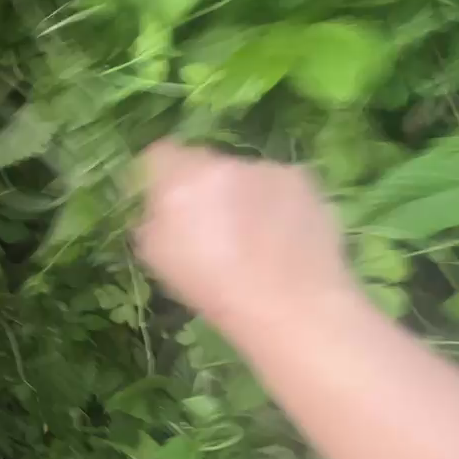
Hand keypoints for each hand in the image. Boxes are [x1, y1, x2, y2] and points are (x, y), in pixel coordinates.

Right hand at [135, 141, 361, 334]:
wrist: (289, 303)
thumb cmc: (208, 284)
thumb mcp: (154, 255)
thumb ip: (151, 219)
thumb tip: (159, 209)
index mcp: (181, 178)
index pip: (158, 154)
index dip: (156, 175)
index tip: (157, 198)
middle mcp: (226, 163)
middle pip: (203, 165)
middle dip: (201, 188)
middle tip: (204, 224)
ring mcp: (271, 170)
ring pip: (242, 176)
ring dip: (238, 195)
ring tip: (247, 236)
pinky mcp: (308, 184)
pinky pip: (277, 188)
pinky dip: (273, 204)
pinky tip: (276, 238)